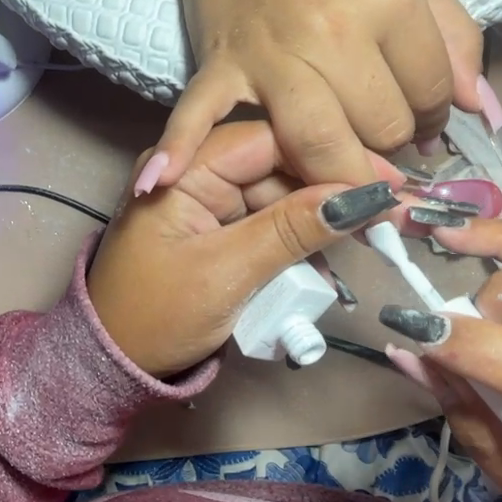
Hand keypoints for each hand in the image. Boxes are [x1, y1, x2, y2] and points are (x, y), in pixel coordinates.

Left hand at [89, 122, 400, 376]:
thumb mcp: (226, 272)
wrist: (112, 362)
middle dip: (329, 192)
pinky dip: (293, 242)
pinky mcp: (212, 230)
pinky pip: (263, 222)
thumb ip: (292, 230)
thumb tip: (364, 196)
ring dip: (316, 222)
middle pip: (276, 166)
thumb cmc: (157, 316)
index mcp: (181, 167)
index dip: (329, 156)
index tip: (387, 180)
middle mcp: (192, 172)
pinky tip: (326, 262)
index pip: (268, 139)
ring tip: (367, 241)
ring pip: (276, 196)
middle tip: (389, 217)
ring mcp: (203, 201)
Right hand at [152, 0, 484, 191]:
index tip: (420, 113)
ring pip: (316, 143)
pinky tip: (159, 181)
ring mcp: (267, 56)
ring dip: (339, 175)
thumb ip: (455, 36)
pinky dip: (179, 149)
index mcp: (386, 0)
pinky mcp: (219, 69)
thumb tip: (478, 108)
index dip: (436, 113)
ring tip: (349, 182)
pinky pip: (198, 116)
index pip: (430, 92)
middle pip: (379, 128)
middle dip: (392, 144)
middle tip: (381, 134)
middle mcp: (329, 32)